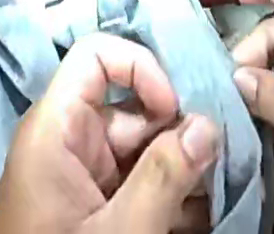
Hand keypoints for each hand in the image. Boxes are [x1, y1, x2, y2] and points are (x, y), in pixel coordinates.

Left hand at [0, 33, 219, 233]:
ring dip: (180, 164)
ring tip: (217, 189)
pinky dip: (168, 191)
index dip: (138, 67)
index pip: (95, 57)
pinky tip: (201, 212)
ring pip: (141, 144)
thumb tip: (209, 122)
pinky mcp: (94, 205)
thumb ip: (165, 176)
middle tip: (219, 158)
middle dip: (175, 127)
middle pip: (128, 104)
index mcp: (55, 127)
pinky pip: (137, 179)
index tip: (175, 108)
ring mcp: (82, 173)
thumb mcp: (119, 233)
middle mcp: (67, 138)